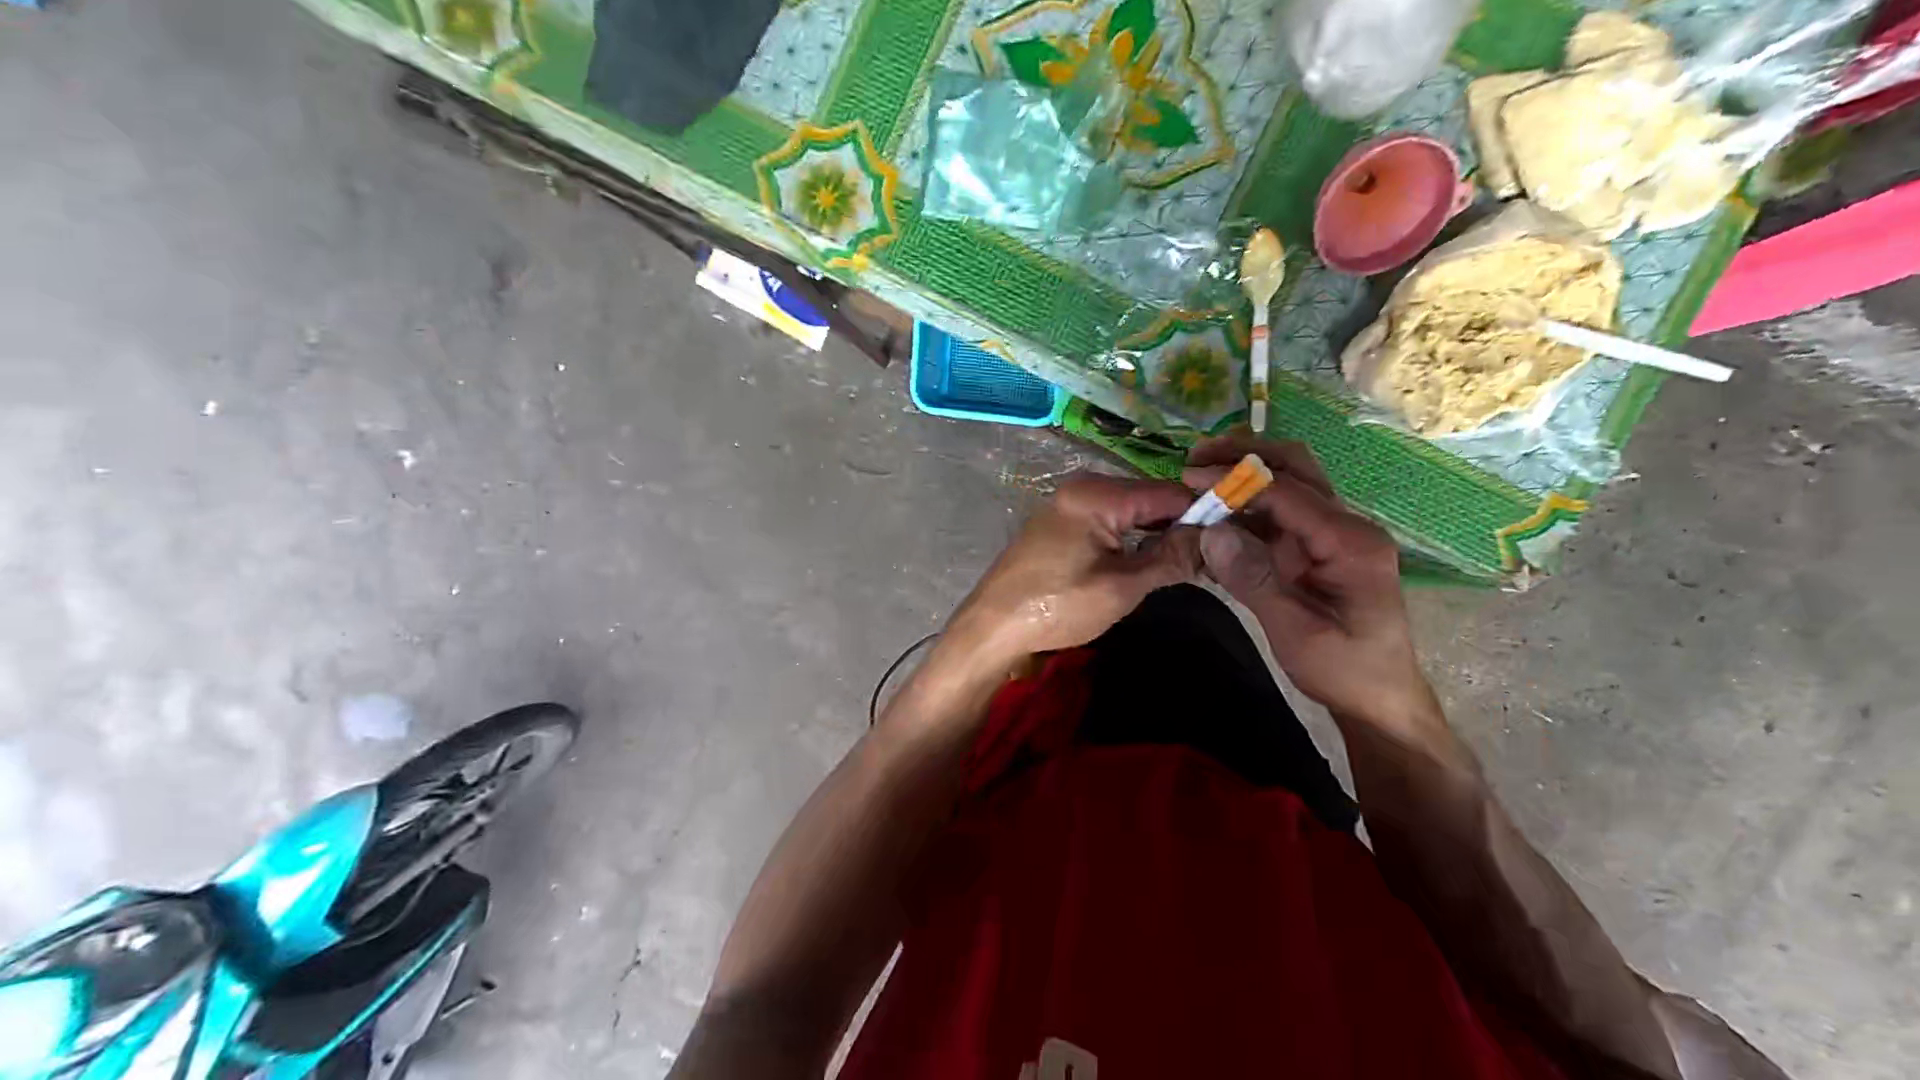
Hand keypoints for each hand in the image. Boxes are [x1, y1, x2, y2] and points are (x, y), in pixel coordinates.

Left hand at [946, 474, 1199, 670]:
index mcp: (1096, 494)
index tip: (1235, 534)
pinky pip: (1108, 519)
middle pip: (1149, 497)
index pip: (1168, 492)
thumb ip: (1171, 558)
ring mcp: (1068, 502)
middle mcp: (1082, 486)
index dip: (1205, 511)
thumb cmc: (1057, 607)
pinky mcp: (1061, 522)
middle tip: (1212, 556)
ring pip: (1130, 509)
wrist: (993, 627)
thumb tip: (1214, 539)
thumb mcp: (1121, 587)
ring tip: (1187, 561)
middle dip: (1180, 524)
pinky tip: (1148, 558)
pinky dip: (1131, 536)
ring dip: (1156, 532)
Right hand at [1183, 437, 1437, 727]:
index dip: (1237, 478)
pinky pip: (1279, 513)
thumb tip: (1210, 533)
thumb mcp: (1297, 632)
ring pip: (1288, 483)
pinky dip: (1246, 505)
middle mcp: (1345, 526)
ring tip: (1198, 473)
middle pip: (1297, 468)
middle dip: (1245, 456)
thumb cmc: (1345, 669)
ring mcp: (1331, 535)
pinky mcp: (1315, 548)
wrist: (1379, 698)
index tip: (1189, 474)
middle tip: (1196, 456)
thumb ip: (1255, 579)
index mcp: (1350, 542)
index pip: (1288, 492)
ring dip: (1244, 474)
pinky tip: (1214, 508)